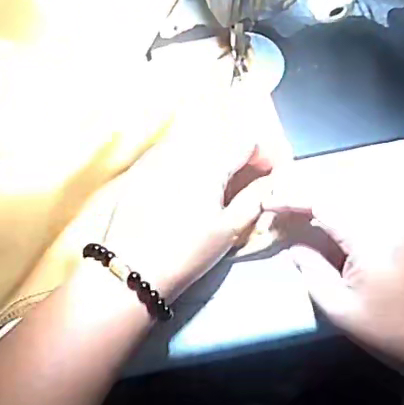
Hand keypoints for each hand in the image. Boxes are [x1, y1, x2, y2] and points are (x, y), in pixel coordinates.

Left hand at [99, 75, 287, 302]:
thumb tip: (271, 182)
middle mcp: (182, 149)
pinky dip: (193, 162)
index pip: (248, 140)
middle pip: (223, 135)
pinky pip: (175, 152)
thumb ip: (255, 198)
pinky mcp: (141, 168)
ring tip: (224, 186)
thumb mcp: (228, 230)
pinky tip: (193, 189)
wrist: (130, 269)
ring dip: (218, 156)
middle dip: (244, 153)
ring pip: (198, 141)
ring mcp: (157, 156)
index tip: (273, 175)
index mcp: (208, 163)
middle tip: (253, 181)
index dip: (268, 155)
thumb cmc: (184, 254)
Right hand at [266, 191, 403, 383]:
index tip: (267, 204)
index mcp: (372, 235)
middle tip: (281, 207)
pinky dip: (350, 210)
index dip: (291, 199)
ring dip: (330, 202)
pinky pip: (376, 208)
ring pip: (360, 196)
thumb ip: (313, 271)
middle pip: (342, 191)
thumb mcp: (342, 309)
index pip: (324, 201)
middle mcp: (393, 217)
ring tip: (302, 215)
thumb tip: (296, 246)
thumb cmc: (395, 333)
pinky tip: (336, 225)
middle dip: (308, 195)